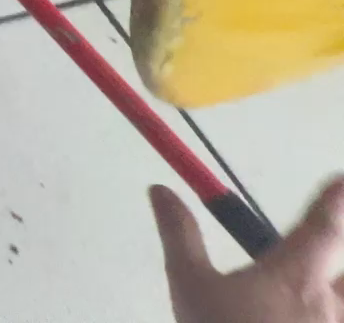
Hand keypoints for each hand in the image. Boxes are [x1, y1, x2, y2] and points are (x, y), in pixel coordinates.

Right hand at [153, 180, 343, 322]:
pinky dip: (338, 300)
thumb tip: (162, 190)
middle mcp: (334, 301)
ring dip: (341, 273)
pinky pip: (342, 311)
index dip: (335, 201)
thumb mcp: (188, 282)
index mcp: (294, 277)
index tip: (342, 177)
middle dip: (343, 238)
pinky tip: (329, 303)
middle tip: (342, 210)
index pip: (321, 230)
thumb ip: (180, 234)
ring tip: (334, 266)